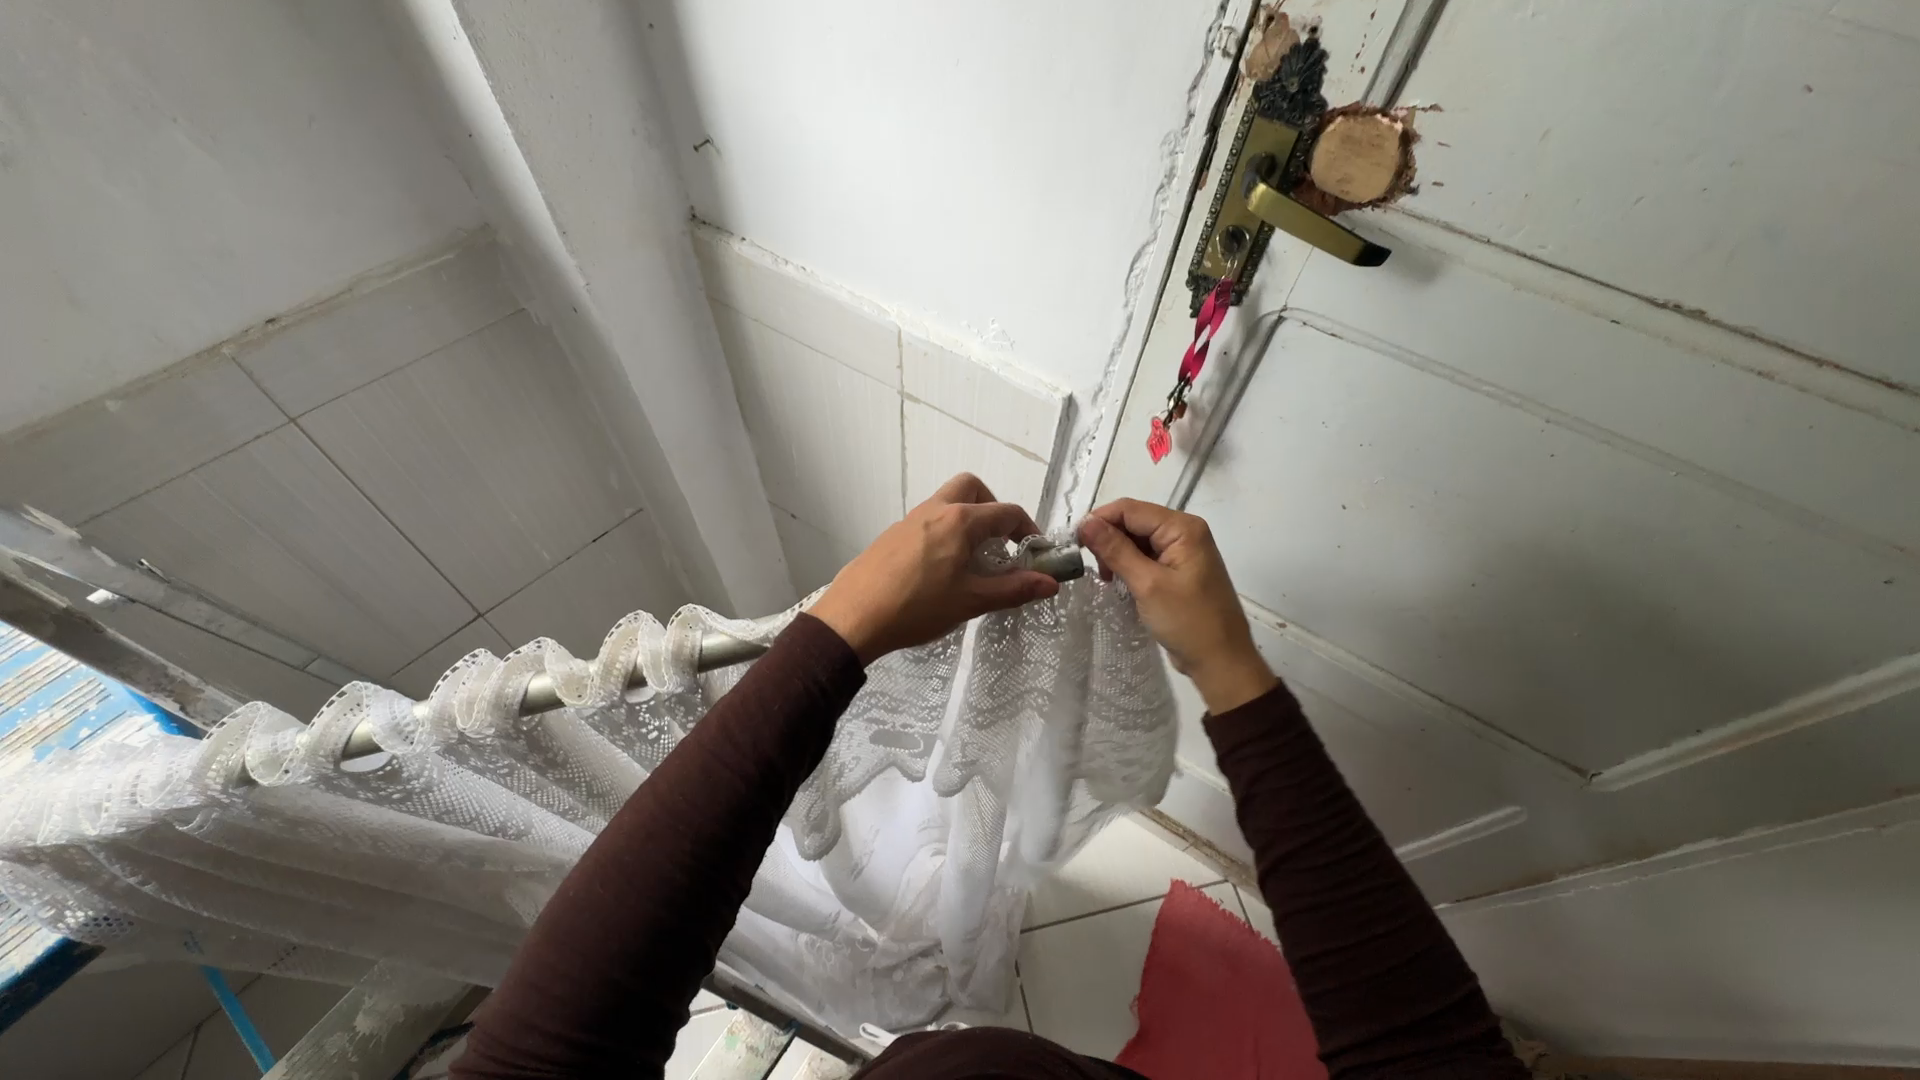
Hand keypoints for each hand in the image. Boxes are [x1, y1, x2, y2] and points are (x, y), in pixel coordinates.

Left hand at [811, 474, 1060, 663]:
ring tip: (972, 561)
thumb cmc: (917, 608)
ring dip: (967, 521)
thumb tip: (1051, 583)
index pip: (1007, 512)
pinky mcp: (891, 536)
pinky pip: (927, 522)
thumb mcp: (971, 601)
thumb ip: (1014, 589)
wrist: (853, 618)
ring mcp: (909, 520)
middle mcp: (935, 510)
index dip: (1028, 531)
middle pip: (972, 488)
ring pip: (946, 503)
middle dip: (992, 508)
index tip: (1035, 556)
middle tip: (999, 543)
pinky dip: (944, 533)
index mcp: (959, 521)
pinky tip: (940, 571)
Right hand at [1077, 498, 1275, 712]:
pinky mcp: (1176, 570)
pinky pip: (1145, 557)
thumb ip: (1116, 550)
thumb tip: (1086, 523)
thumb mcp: (1147, 584)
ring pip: (1136, 540)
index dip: (1099, 520)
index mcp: (1182, 528)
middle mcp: (1184, 532)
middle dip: (1108, 538)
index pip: (1130, 509)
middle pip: (1133, 521)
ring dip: (1116, 554)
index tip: (1075, 544)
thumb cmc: (1188, 621)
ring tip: (1107, 579)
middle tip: (1093, 568)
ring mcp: (1181, 551)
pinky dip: (1129, 566)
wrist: (1221, 661)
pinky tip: (1119, 583)